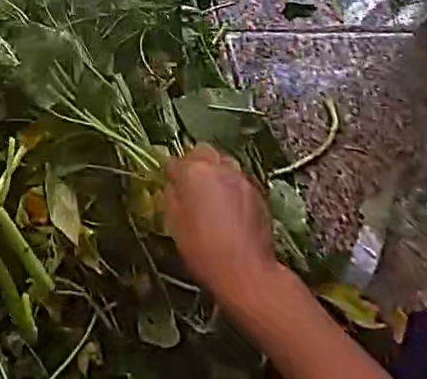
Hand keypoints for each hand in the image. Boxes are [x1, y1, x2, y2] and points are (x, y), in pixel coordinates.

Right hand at [163, 146, 279, 302]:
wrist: (248, 273)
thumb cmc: (204, 250)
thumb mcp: (175, 224)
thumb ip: (171, 196)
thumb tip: (173, 184)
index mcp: (192, 172)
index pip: (173, 162)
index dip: (169, 174)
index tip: (169, 183)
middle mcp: (217, 167)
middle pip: (201, 152)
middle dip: (194, 163)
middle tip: (191, 184)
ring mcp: (240, 178)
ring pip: (223, 163)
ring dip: (215, 172)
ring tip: (213, 193)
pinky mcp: (257, 192)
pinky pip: (238, 180)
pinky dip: (231, 187)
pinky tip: (231, 207)